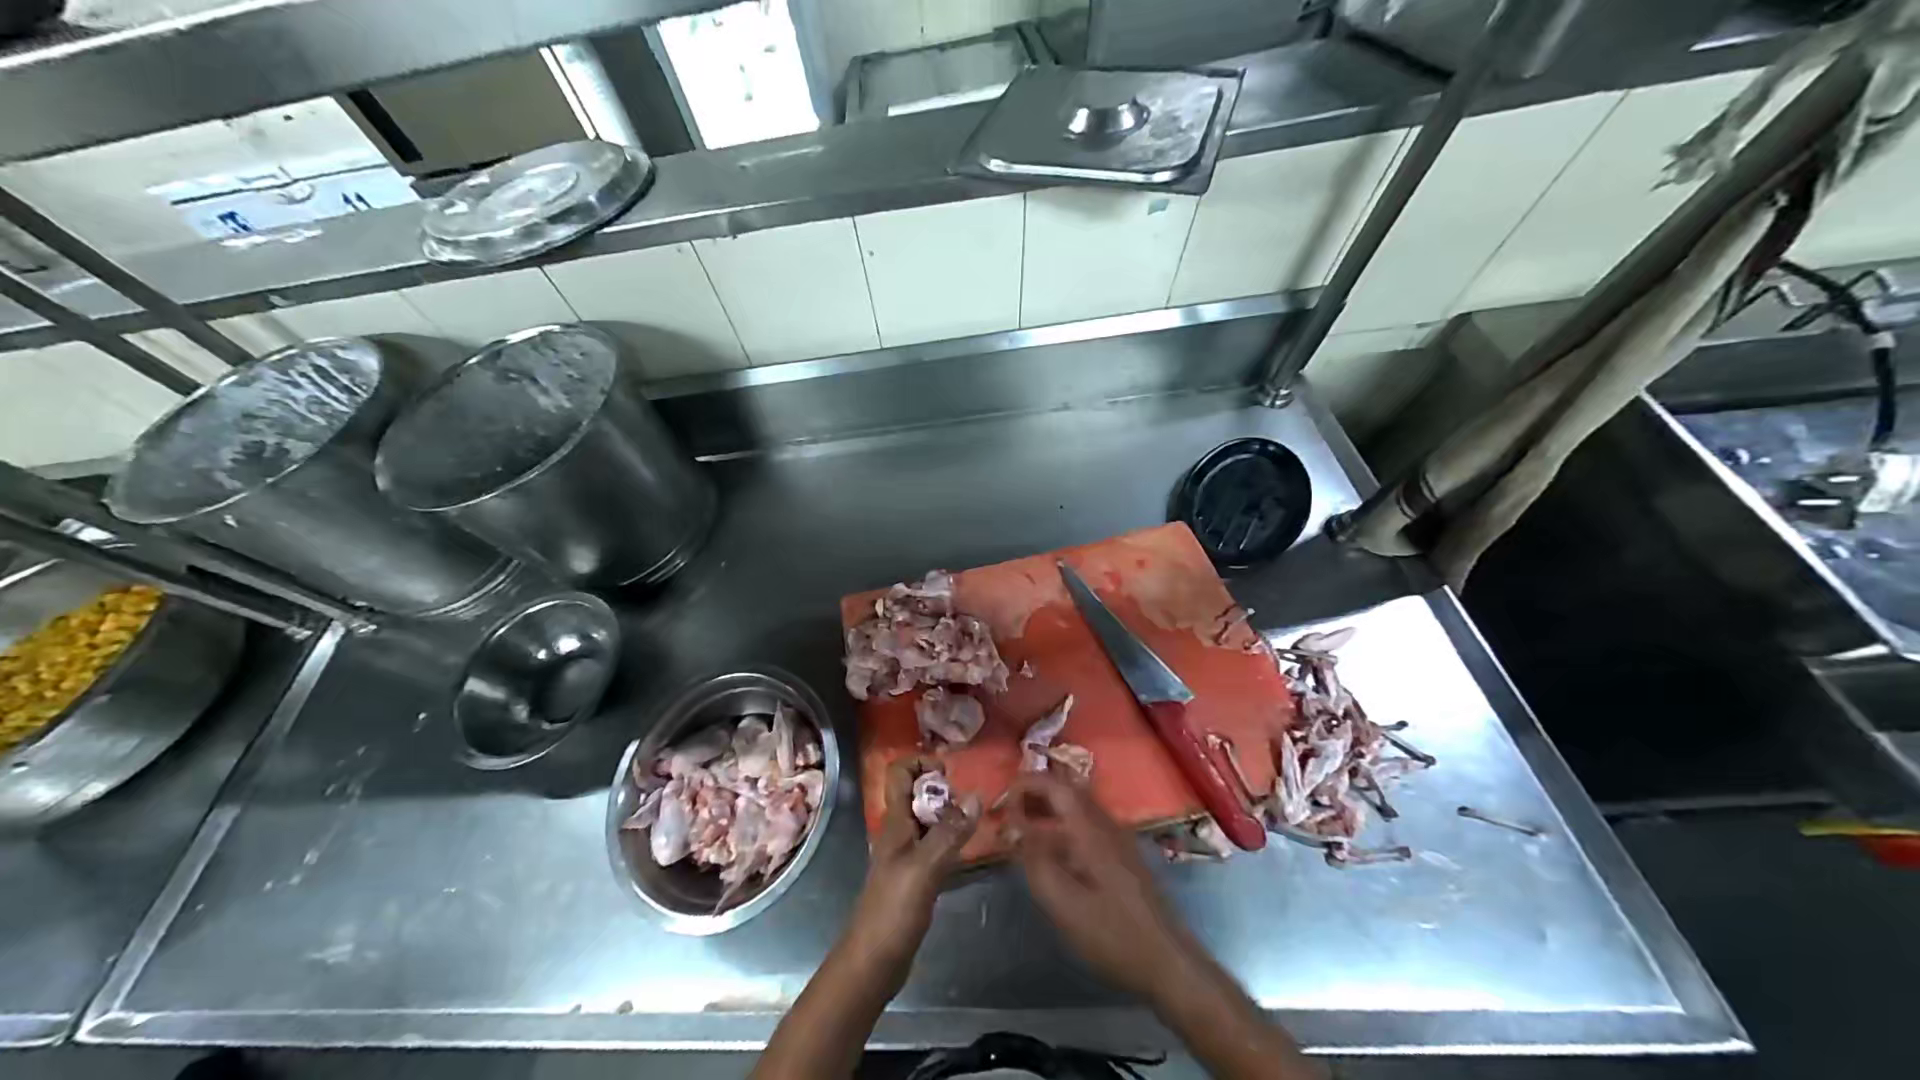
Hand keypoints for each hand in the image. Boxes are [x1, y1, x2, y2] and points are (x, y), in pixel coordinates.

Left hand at [847, 757, 978, 975]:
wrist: (873, 961)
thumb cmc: (893, 909)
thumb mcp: (925, 867)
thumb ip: (949, 832)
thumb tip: (975, 795)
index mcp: (894, 821)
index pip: (899, 772)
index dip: (922, 762)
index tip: (950, 775)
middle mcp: (899, 830)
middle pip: (916, 792)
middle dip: (942, 788)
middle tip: (970, 802)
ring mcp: (906, 852)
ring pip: (928, 817)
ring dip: (950, 813)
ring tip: (976, 821)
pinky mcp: (915, 873)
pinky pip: (934, 842)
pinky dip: (951, 838)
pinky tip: (969, 849)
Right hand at [1006, 773, 1198, 999]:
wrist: (1169, 962)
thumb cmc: (1113, 934)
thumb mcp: (1063, 903)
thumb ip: (1034, 860)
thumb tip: (1011, 826)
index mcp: (1090, 829)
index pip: (1055, 785)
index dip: (1025, 784)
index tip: (1000, 802)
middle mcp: (1106, 824)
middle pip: (1068, 790)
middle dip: (1034, 792)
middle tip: (1006, 811)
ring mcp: (1118, 839)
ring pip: (1077, 807)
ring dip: (1047, 809)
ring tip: (1021, 828)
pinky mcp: (1122, 856)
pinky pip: (1086, 824)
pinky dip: (1062, 825)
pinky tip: (1051, 851)